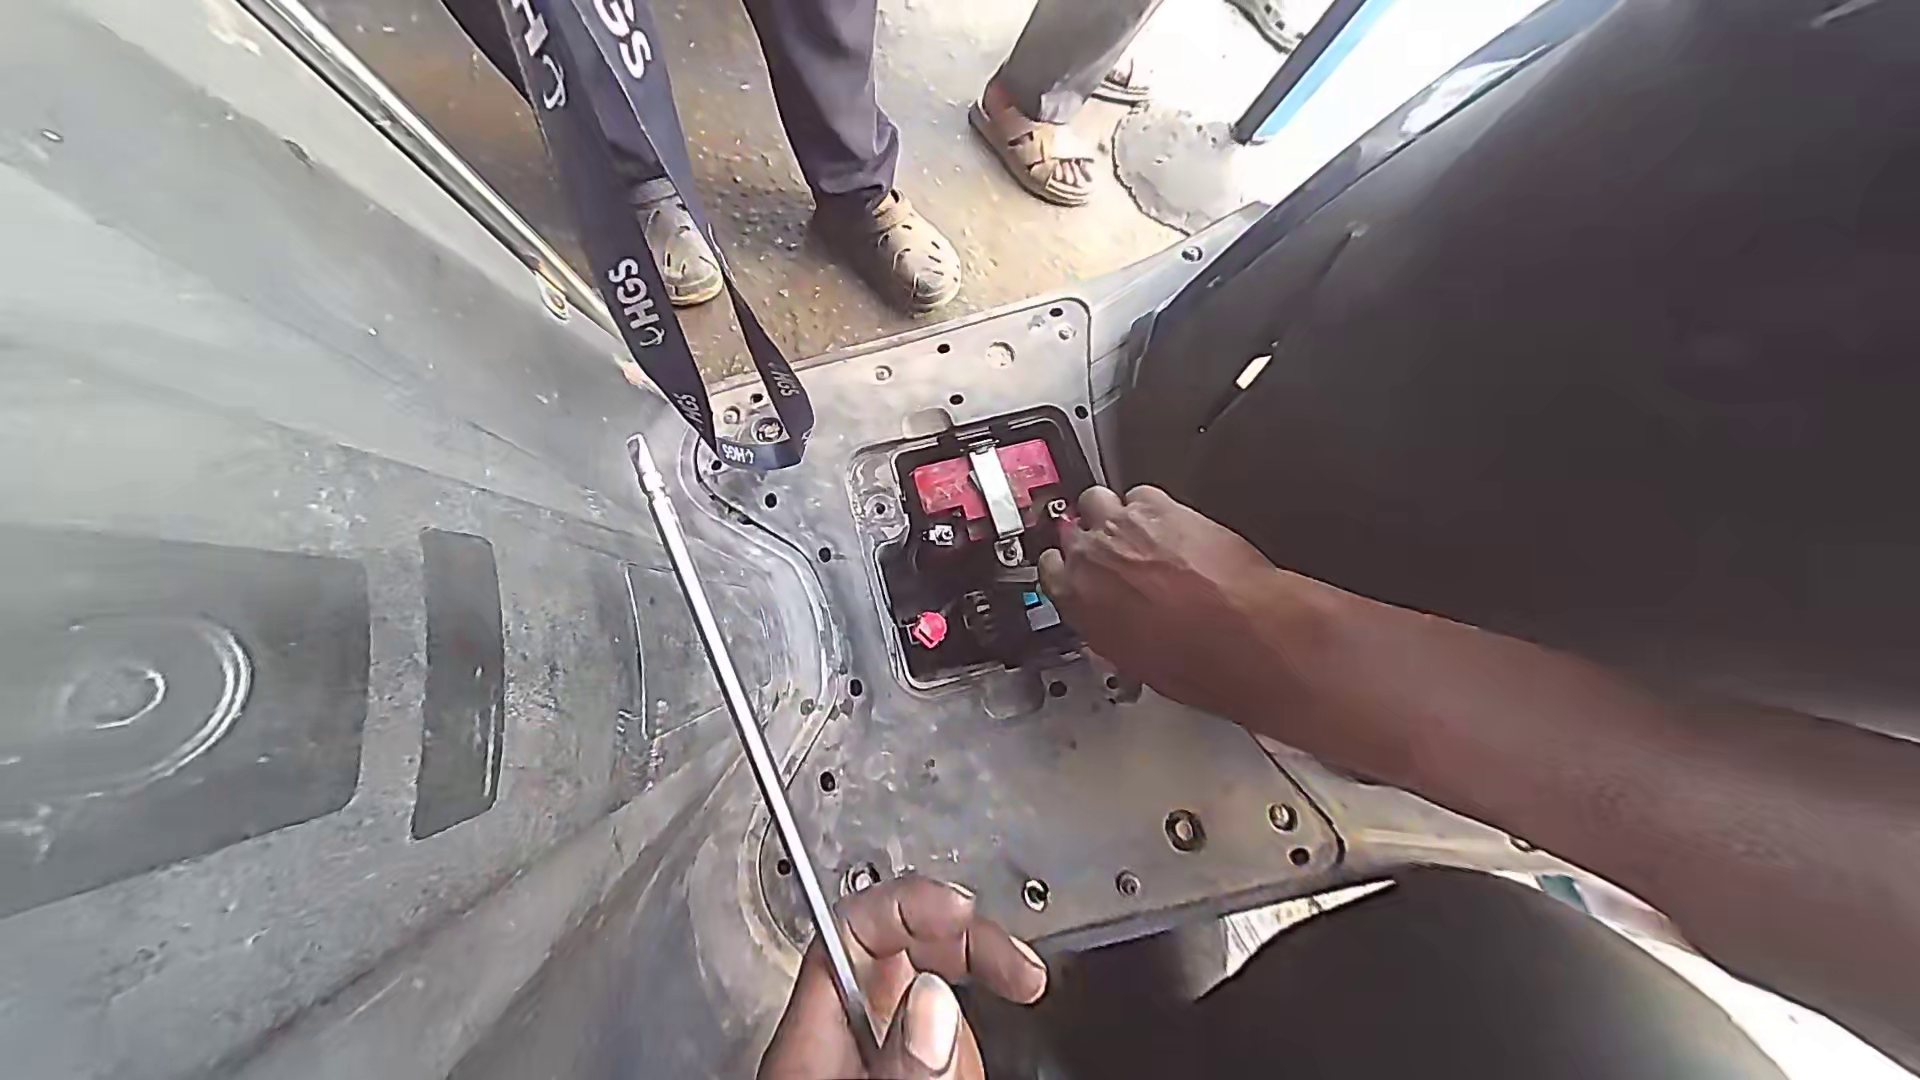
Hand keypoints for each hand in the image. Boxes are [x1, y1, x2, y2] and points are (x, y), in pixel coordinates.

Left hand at [758, 875, 1047, 1079]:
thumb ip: (899, 1071)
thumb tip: (933, 999)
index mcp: (816, 1036)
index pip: (855, 926)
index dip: (910, 902)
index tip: (965, 911)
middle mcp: (846, 1035)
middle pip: (909, 949)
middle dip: (971, 952)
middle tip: (1021, 972)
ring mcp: (879, 1056)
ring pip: (939, 1004)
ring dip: (969, 1041)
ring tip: (969, 1078)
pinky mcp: (909, 1073)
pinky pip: (949, 1048)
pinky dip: (968, 1063)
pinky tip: (966, 1078)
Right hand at [1039, 485, 1330, 722]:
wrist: (1244, 634)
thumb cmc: (1194, 657)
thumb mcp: (1130, 657)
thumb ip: (1105, 625)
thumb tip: (1113, 623)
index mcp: (1074, 595)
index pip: (1050, 567)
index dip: (1066, 567)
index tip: (1078, 568)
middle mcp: (1090, 555)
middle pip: (1070, 527)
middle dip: (1088, 536)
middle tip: (1112, 550)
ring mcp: (1122, 526)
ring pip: (1098, 500)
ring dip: (1114, 514)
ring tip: (1139, 533)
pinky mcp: (1160, 506)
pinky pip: (1142, 494)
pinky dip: (1153, 506)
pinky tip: (1170, 527)